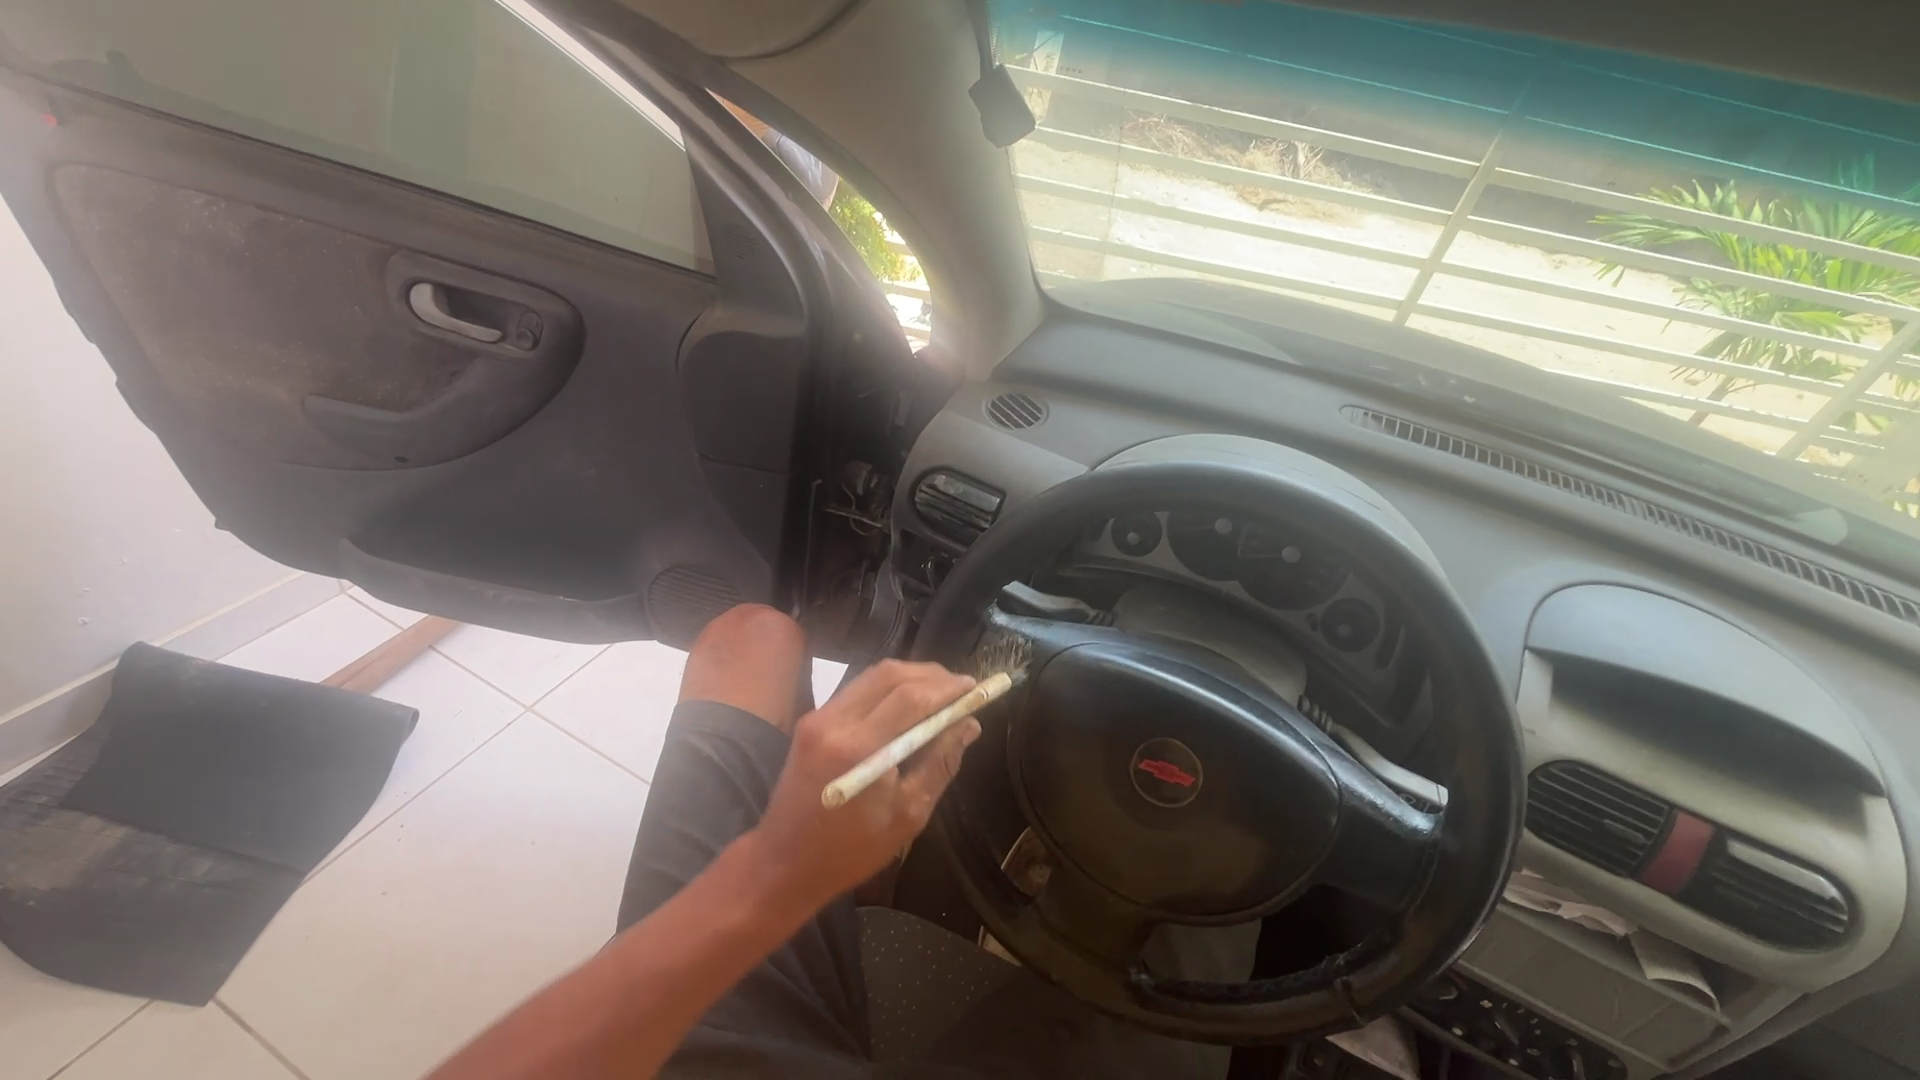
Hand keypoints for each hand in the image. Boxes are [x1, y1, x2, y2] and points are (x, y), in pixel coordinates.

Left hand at [746, 660, 981, 908]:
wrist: (783, 863)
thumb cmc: (850, 850)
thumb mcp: (908, 815)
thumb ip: (940, 763)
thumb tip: (969, 725)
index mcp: (858, 749)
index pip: (911, 697)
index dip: (947, 688)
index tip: (977, 687)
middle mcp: (834, 721)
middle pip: (890, 675)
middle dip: (932, 676)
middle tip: (963, 688)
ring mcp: (818, 717)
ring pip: (872, 676)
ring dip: (910, 676)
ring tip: (942, 691)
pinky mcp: (811, 721)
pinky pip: (857, 689)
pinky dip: (887, 687)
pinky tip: (909, 701)